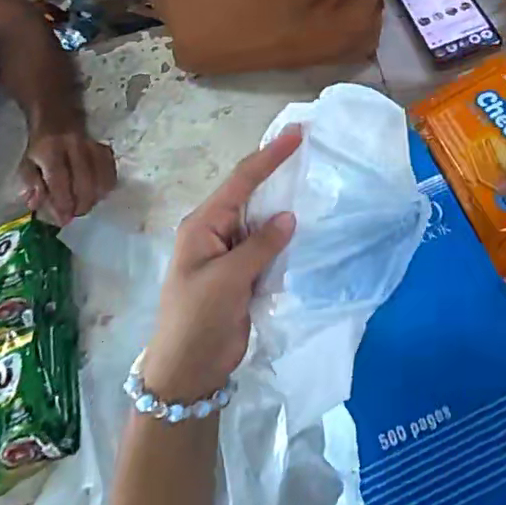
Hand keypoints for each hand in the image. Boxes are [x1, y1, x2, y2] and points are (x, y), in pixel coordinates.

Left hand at [19, 126, 117, 226]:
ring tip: (85, 203)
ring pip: (101, 179)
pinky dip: (106, 187)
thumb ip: (32, 185)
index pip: (60, 181)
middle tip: (74, 213)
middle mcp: (74, 147)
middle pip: (84, 183)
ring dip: (95, 198)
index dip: (63, 203)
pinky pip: (111, 172)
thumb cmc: (41, 144)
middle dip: (81, 205)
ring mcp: (92, 146)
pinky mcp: (105, 148)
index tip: (63, 219)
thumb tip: (37, 206)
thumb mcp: (28, 163)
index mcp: (50, 150)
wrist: (57, 115)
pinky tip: (98, 192)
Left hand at [141, 126, 301, 402]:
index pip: (241, 182)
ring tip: (316, 183)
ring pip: (262, 222)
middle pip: (251, 196)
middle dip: (278, 174)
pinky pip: (268, 248)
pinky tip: (309, 230)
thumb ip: (259, 246)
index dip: (269, 157)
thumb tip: (288, 216)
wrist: (189, 369)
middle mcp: (216, 232)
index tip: (297, 134)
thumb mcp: (227, 279)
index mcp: (204, 225)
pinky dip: (287, 238)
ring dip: (285, 206)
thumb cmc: (198, 318)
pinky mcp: (244, 275)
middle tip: (312, 152)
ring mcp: (231, 254)